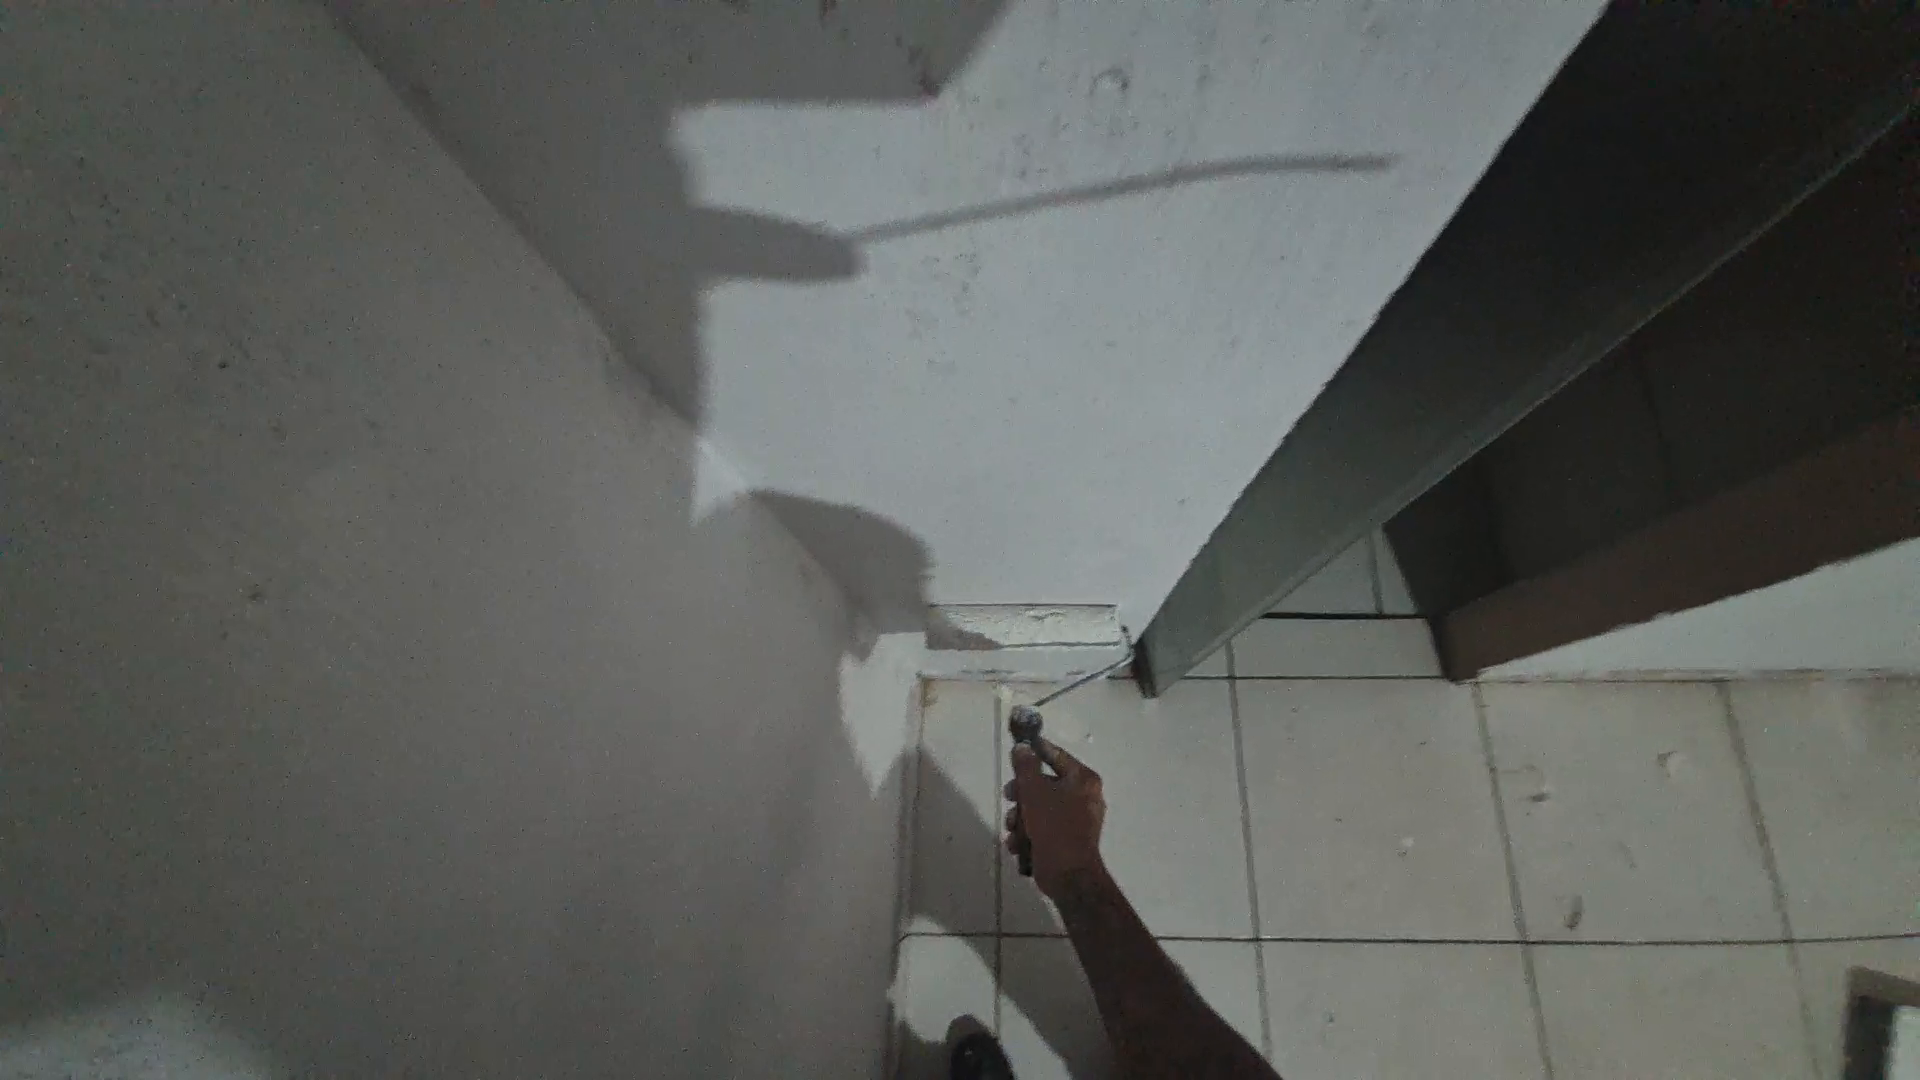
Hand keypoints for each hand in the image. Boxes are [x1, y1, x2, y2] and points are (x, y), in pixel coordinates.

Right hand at [1005, 737, 1106, 898]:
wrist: (1068, 877)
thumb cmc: (1054, 827)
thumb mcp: (1034, 791)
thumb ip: (1026, 766)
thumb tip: (1022, 747)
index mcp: (1083, 780)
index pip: (1056, 755)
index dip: (1035, 750)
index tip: (1016, 749)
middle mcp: (1084, 796)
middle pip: (1045, 783)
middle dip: (1022, 792)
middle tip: (1008, 796)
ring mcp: (1077, 819)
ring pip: (1041, 807)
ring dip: (1021, 817)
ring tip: (1011, 828)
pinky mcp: (1067, 839)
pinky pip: (1044, 826)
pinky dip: (1029, 833)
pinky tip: (1017, 844)